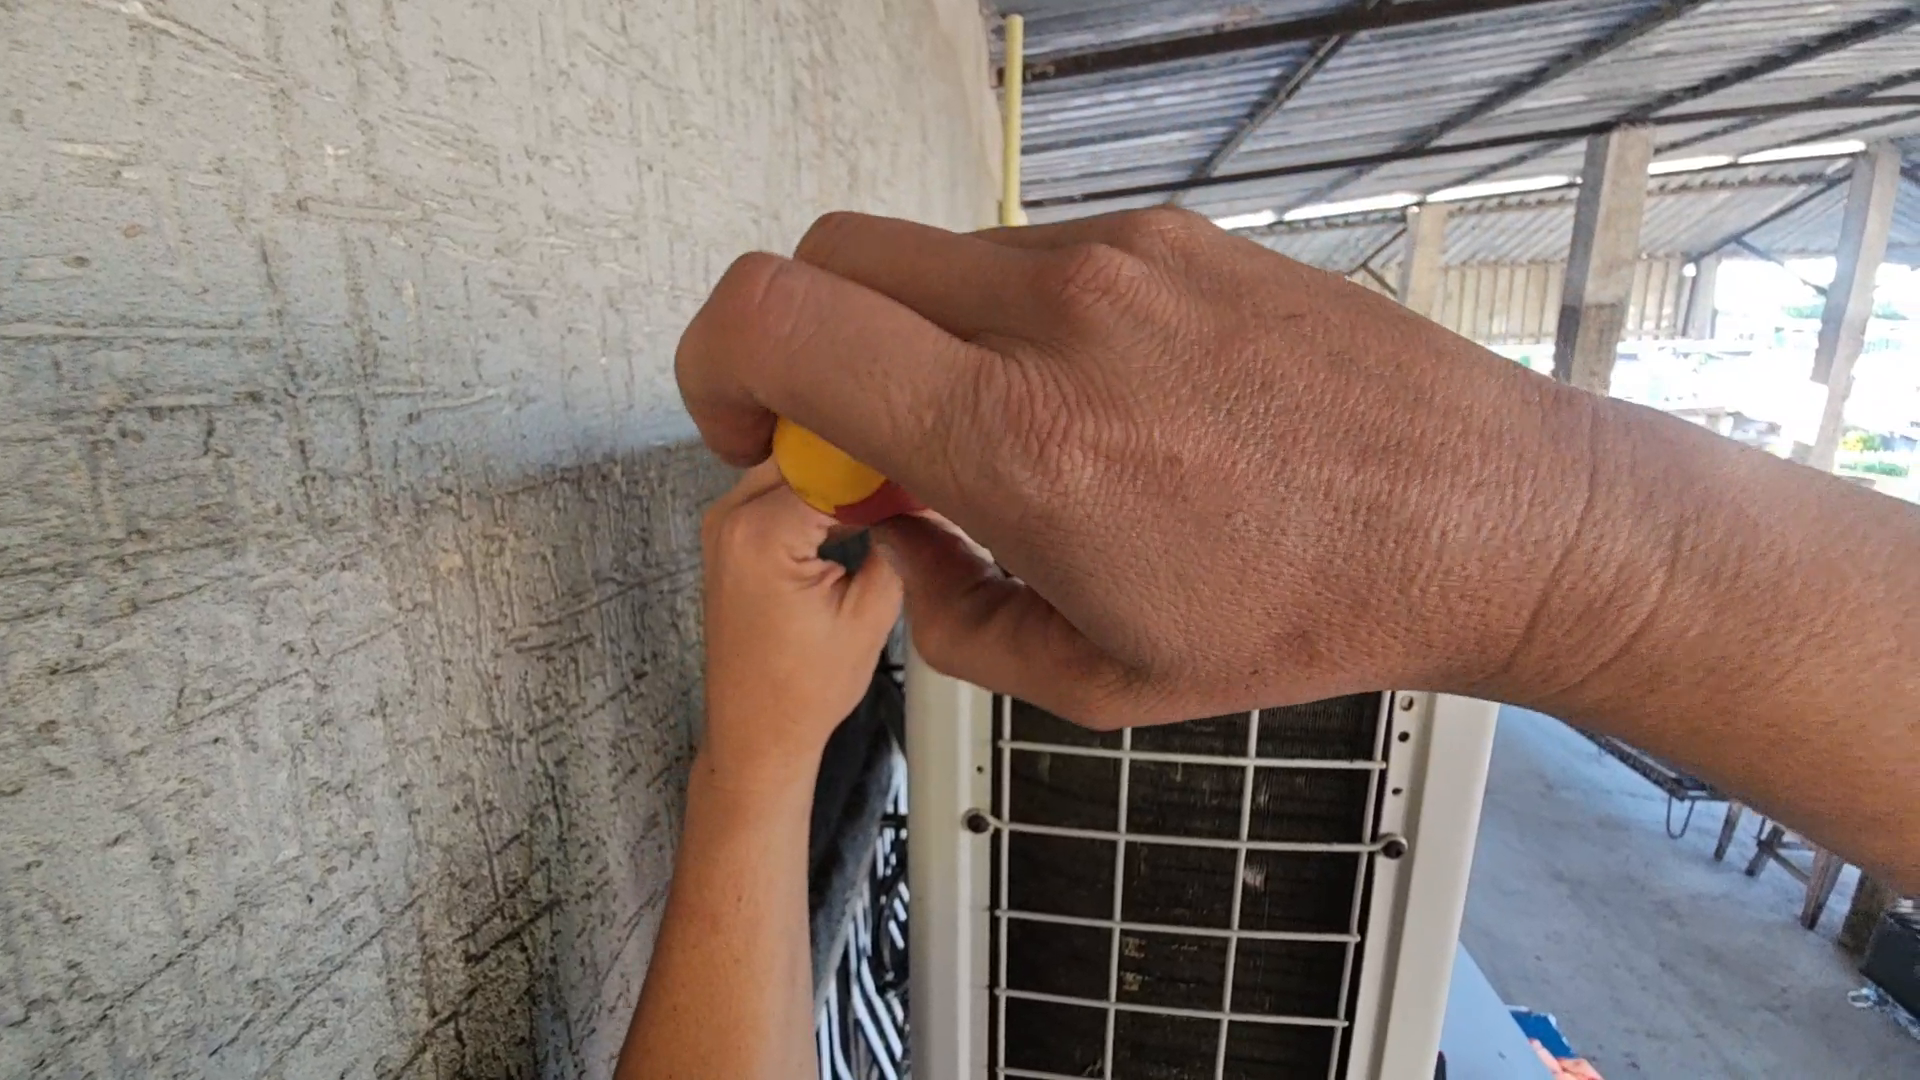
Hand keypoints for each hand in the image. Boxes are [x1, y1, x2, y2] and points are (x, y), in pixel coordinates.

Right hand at [676, 208, 1618, 726]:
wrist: (1485, 516)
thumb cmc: (1295, 615)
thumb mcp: (1092, 679)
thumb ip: (950, 615)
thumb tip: (898, 539)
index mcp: (1019, 440)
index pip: (777, 323)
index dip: (716, 367)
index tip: (752, 429)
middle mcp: (1055, 315)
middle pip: (828, 259)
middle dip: (800, 349)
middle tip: (867, 443)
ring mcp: (1117, 254)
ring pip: (926, 263)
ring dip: (911, 345)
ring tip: (998, 436)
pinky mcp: (1166, 233)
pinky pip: (1018, 261)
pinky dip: (994, 326)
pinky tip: (1075, 397)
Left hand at [700, 462, 902, 786]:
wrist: (757, 731)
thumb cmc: (807, 688)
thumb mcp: (871, 613)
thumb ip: (896, 542)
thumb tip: (917, 493)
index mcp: (762, 532)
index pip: (835, 463)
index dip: (883, 465)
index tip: (921, 474)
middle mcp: (731, 516)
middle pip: (808, 454)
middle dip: (858, 462)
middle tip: (907, 480)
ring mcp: (724, 524)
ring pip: (792, 467)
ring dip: (838, 476)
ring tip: (887, 496)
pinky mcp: (729, 536)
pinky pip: (777, 491)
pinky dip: (816, 495)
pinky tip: (853, 513)